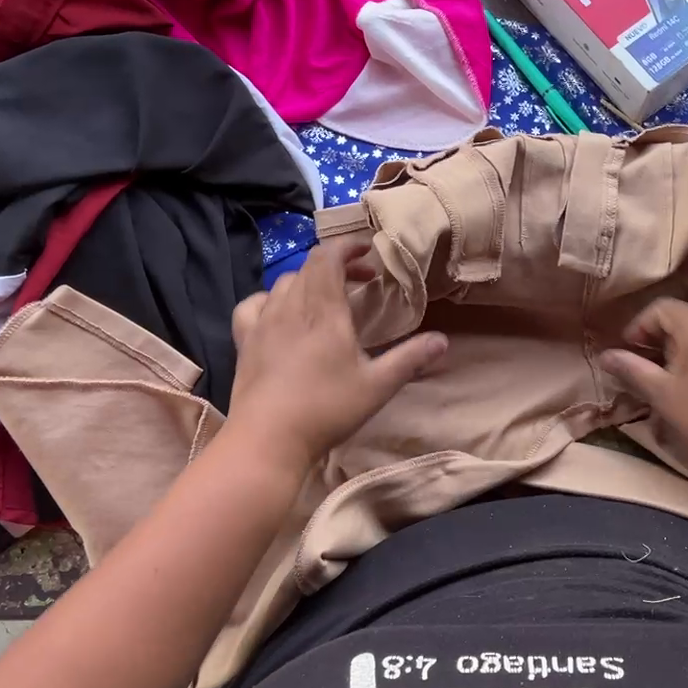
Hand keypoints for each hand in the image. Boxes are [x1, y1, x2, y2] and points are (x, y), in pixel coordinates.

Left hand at [225, 241, 446, 465]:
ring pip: (283, 283)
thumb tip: (442, 340)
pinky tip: (280, 314)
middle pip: (308, 267)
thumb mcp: (378, 386)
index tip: (368, 251)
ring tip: (326, 298)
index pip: (328, 257)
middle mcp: (290, 307)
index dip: (347, 246)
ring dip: (308, 281)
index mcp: (324, 311)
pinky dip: (270, 299)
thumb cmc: (327, 409)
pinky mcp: (245, 342)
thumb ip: (410, 359)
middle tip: (361, 281)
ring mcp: (263, 324)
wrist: (267, 440)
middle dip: (336, 264)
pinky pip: (253, 304)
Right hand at [597, 298, 687, 504]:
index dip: (640, 326)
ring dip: (683, 348)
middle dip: (660, 339)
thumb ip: (632, 370)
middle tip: (648, 369)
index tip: (629, 352)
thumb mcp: (662, 395)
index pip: (662, 308)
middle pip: (684, 318)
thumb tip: (605, 356)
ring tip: (674, 379)